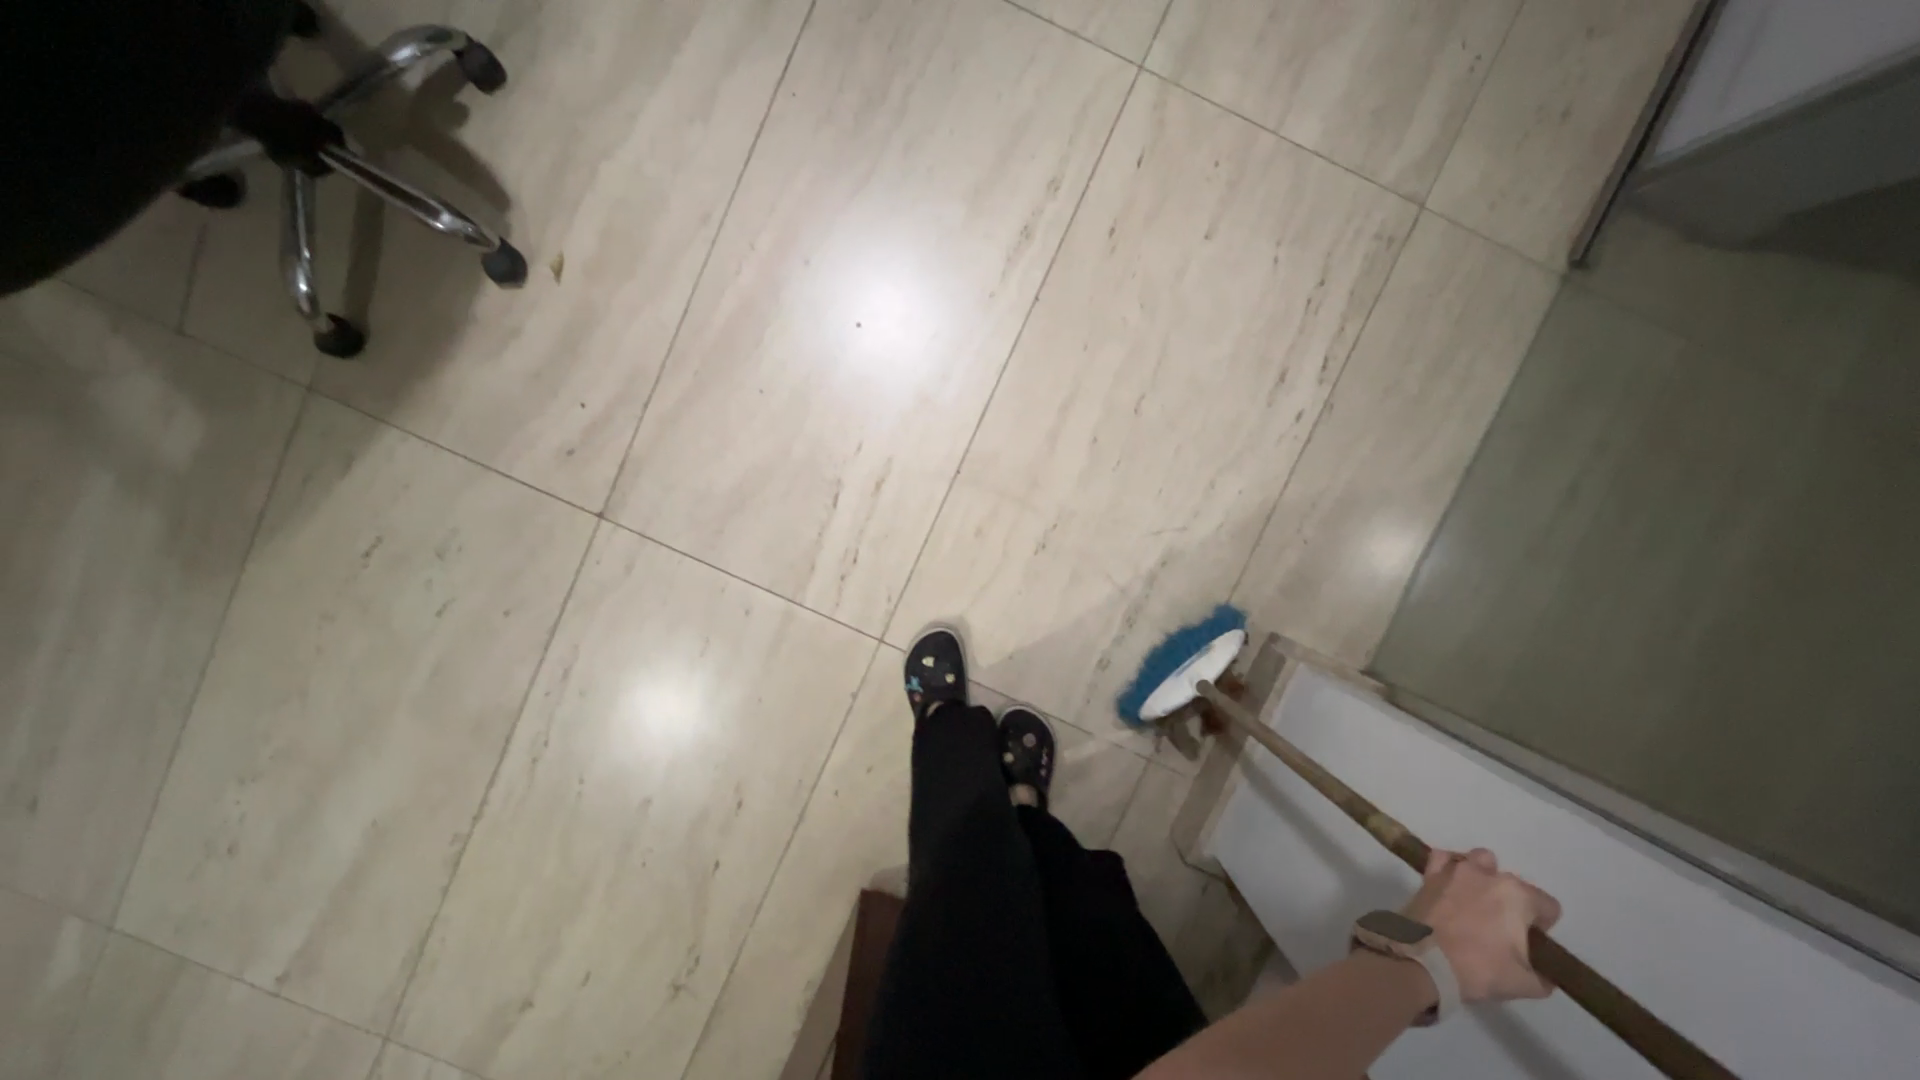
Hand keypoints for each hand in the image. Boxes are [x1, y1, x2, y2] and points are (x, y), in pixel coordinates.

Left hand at [1402, 848, 1561, 1003]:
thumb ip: (1543, 977)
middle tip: (1503, 929)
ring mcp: (1456, 871)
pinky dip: (1450, 868)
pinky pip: (1443, 859)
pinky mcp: (1430, 874)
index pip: (1548, 905)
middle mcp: (1487, 874)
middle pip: (1513, 884)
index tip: (1531, 943)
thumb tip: (1545, 975)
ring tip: (1478, 903)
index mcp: (1517, 896)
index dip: (1544, 926)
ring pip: (1480, 861)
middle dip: (1514, 903)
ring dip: (1484, 876)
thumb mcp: (1526, 984)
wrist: (1424, 960)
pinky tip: (1452, 885)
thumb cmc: (1480, 969)